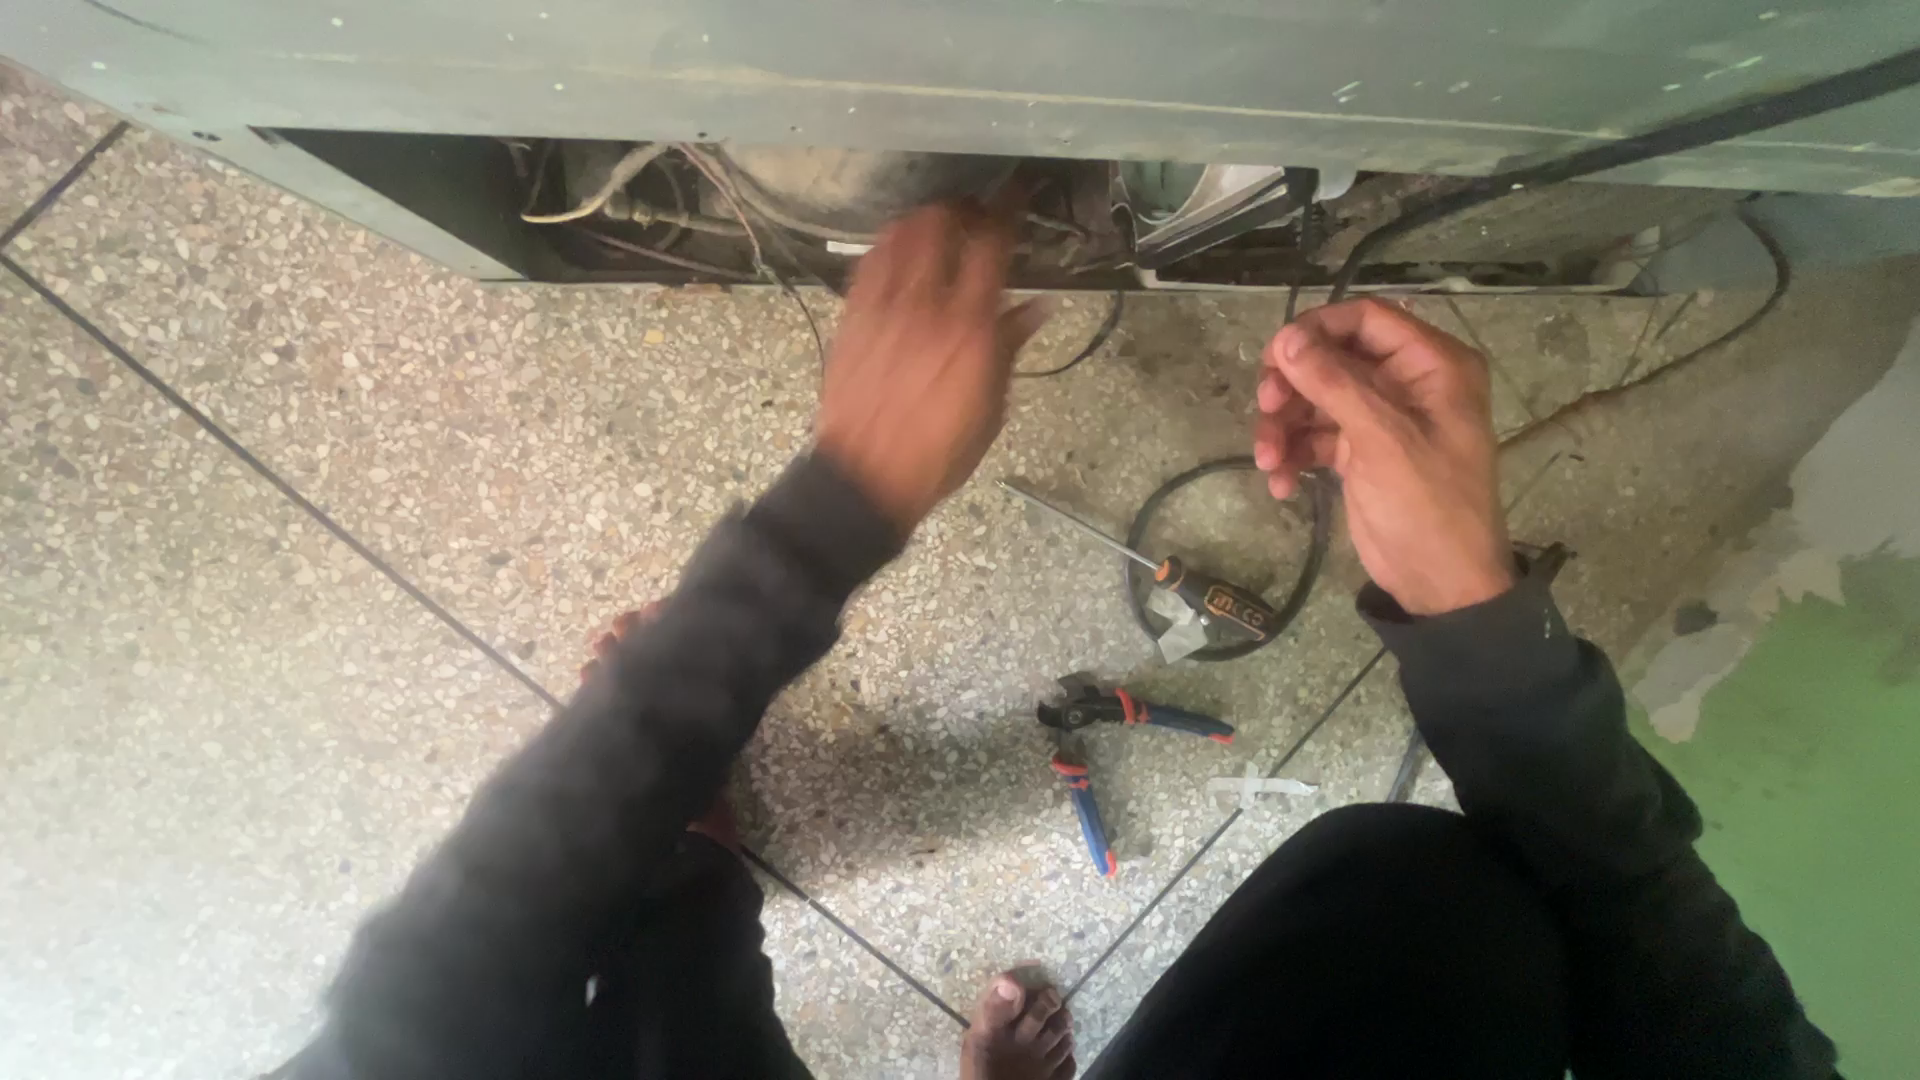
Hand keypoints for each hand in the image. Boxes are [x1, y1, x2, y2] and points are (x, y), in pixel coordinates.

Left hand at [816, 201, 1049, 532]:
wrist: (867, 478)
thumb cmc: (938, 453)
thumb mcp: (990, 410)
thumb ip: (1009, 348)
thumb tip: (1037, 307)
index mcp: (970, 329)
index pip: (992, 245)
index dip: (1006, 210)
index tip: (1016, 195)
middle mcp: (925, 306)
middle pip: (942, 223)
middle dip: (961, 208)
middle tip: (973, 215)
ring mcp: (882, 308)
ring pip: (899, 233)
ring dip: (922, 220)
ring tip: (935, 227)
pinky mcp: (851, 318)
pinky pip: (867, 262)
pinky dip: (886, 246)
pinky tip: (895, 253)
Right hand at [1254, 299, 1513, 615]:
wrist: (1438, 580)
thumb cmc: (1427, 503)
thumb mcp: (1381, 439)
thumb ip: (1333, 383)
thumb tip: (1285, 339)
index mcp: (1430, 365)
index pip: (1365, 320)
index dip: (1315, 330)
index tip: (1274, 357)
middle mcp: (1404, 383)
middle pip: (1330, 359)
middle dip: (1292, 386)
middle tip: (1265, 407)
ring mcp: (1378, 419)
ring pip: (1314, 400)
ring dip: (1283, 427)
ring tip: (1268, 462)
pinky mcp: (1357, 452)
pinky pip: (1313, 438)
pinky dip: (1293, 456)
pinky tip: (1282, 484)